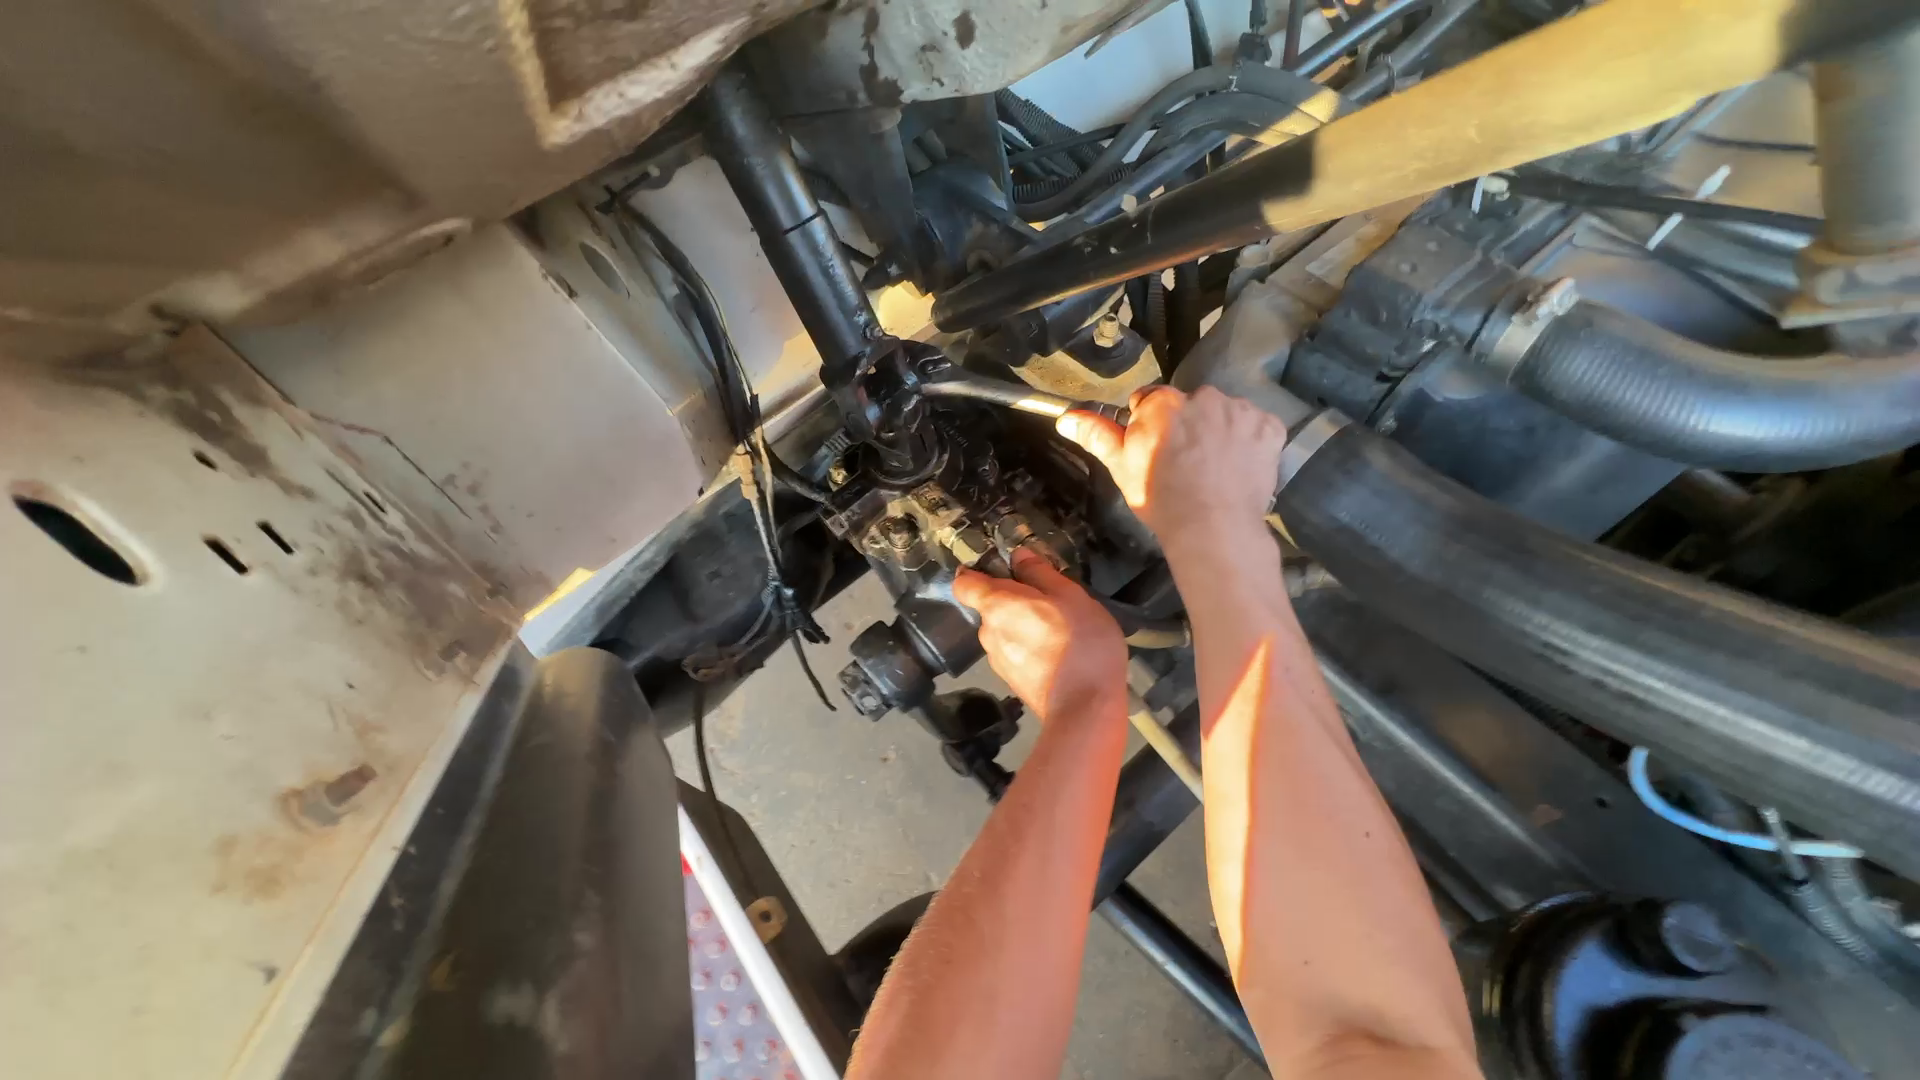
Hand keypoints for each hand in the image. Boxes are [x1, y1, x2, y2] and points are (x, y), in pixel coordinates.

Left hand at [952, 548, 1126, 725]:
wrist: (1085, 709)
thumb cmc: (1080, 641)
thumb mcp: (1070, 595)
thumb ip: (1040, 573)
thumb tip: (1017, 555)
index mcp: (996, 606)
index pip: (964, 583)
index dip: (976, 573)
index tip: (1000, 569)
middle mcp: (988, 634)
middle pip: (990, 609)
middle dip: (1013, 602)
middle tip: (1049, 602)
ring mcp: (998, 662)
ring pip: (1005, 634)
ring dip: (1023, 628)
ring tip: (1060, 631)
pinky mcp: (1013, 683)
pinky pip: (1016, 655)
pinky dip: (1030, 651)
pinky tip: (1059, 657)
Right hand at [1057, 385, 1286, 548]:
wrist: (1214, 529)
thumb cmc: (1162, 500)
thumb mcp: (1122, 468)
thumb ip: (1097, 435)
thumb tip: (1066, 417)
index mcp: (1164, 403)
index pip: (1151, 400)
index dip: (1149, 426)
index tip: (1154, 452)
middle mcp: (1205, 396)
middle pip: (1190, 405)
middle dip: (1187, 426)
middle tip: (1184, 465)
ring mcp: (1241, 411)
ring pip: (1224, 414)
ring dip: (1219, 431)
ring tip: (1214, 470)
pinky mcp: (1270, 428)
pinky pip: (1255, 427)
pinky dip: (1249, 442)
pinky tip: (1238, 468)